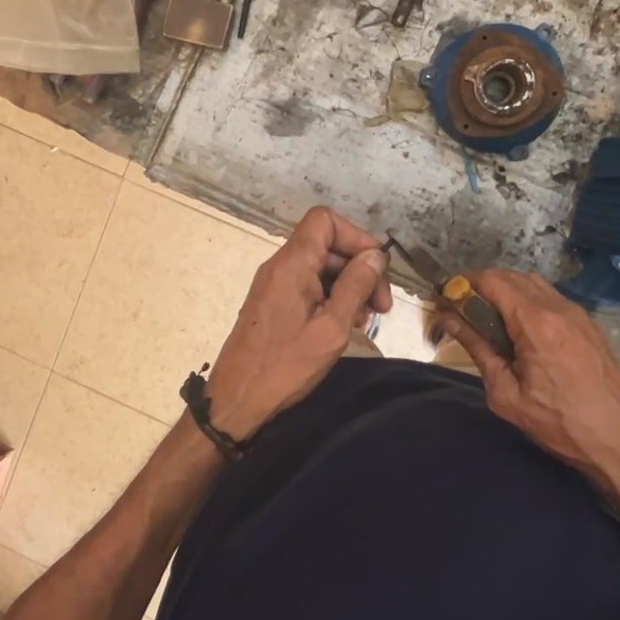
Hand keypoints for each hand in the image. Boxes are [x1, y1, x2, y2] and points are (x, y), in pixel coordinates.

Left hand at [203, 207, 392, 440]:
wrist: (237, 398)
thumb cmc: (286, 365)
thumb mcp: (331, 328)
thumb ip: (355, 287)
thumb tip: (375, 257)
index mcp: (291, 264)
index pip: (324, 220)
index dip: (355, 237)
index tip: (376, 270)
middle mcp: (279, 266)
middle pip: (326, 244)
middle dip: (359, 268)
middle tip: (381, 307)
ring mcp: (273, 284)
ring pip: (319, 267)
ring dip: (348, 286)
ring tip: (366, 320)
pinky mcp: (272, 303)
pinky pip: (307, 285)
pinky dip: (330, 298)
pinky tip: (345, 324)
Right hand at [439, 269, 619, 467]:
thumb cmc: (559, 424)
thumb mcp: (506, 394)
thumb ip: (478, 350)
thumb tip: (449, 320)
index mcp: (535, 323)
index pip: (492, 281)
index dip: (464, 285)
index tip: (446, 301)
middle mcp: (559, 309)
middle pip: (512, 277)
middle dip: (482, 288)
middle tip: (462, 313)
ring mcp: (579, 315)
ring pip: (534, 285)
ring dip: (506, 293)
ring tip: (489, 323)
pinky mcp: (590, 327)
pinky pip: (552, 300)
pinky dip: (528, 303)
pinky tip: (520, 333)